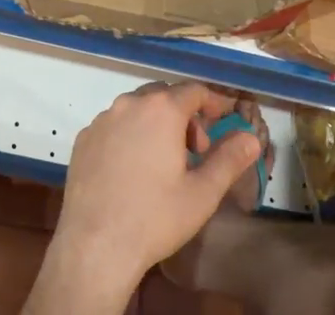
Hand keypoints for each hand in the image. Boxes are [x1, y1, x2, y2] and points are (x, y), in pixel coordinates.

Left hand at [54, 81, 263, 280]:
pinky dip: (130, 135)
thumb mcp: (203, 192)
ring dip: (156, 124)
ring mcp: (101, 119)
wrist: (96, 243)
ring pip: (136, 108)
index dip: (213, 102)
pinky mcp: (83, 138)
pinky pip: (114, 125)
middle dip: (184, 115)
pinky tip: (133, 170)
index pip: (193, 90)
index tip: (225, 119)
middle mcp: (128, 104)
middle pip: (163, 96)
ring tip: (164, 162)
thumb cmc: (156, 217)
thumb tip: (250, 137)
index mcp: (161, 110)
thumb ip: (229, 159)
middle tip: (195, 151)